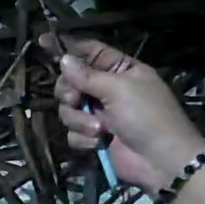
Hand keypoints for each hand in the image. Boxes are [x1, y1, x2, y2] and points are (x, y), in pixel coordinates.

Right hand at [49, 37, 204, 194]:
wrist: (162, 163)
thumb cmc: (148, 117)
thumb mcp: (119, 89)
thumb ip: (87, 75)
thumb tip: (63, 59)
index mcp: (120, 70)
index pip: (89, 51)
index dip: (67, 47)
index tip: (42, 41)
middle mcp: (107, 89)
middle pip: (70, 80)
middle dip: (69, 91)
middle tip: (76, 99)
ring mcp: (99, 114)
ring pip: (68, 108)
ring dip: (79, 119)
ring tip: (99, 129)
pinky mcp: (92, 137)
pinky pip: (72, 131)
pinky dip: (83, 137)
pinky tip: (98, 142)